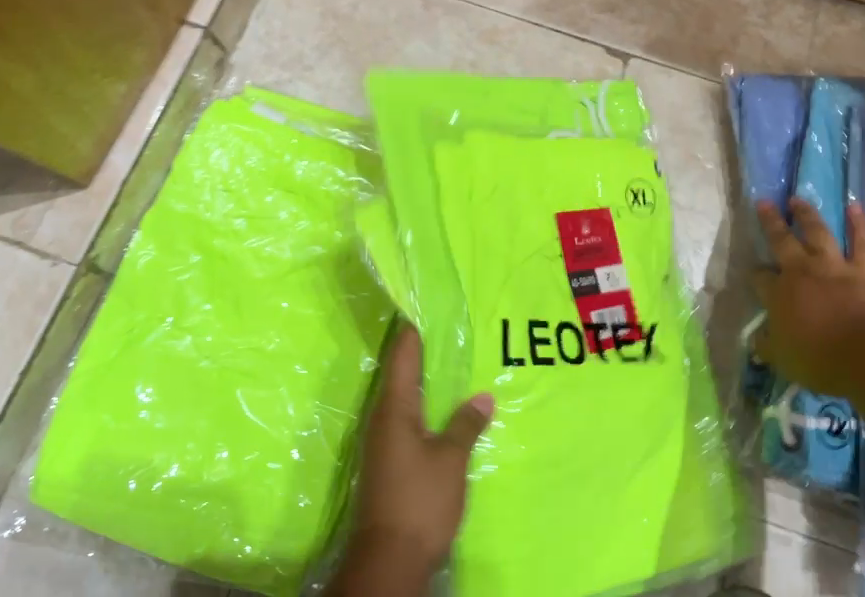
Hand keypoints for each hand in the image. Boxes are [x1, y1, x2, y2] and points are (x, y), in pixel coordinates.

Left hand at [351, 325, 493, 574]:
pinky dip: (423, 407)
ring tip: (451, 365)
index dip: (413, 329)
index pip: (402, 355)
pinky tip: (442, 411)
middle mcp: (381, 419)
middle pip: (400, 374)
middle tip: (449, 331)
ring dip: (423, 382)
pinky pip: (405, 421)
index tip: (427, 305)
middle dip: (421, 353)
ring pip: (403, 399)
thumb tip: (483, 395)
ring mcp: (381, 442)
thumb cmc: (419, 500)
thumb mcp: (451, 460)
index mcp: (393, 408)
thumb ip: (466, 424)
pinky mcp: (387, 462)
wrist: (389, 559)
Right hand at [752, 199, 864, 396]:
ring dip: (806, 215)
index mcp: (778, 294)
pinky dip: (858, 224)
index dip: (756, 275)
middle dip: (771, 222)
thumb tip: (757, 340)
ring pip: (817, 232)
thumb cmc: (821, 361)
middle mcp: (802, 272)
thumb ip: (768, 346)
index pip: (760, 279)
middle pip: (781, 241)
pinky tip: (854, 207)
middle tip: (763, 203)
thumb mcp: (784, 360)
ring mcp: (834, 267)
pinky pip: (861, 242)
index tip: (755, 275)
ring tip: (798, 199)